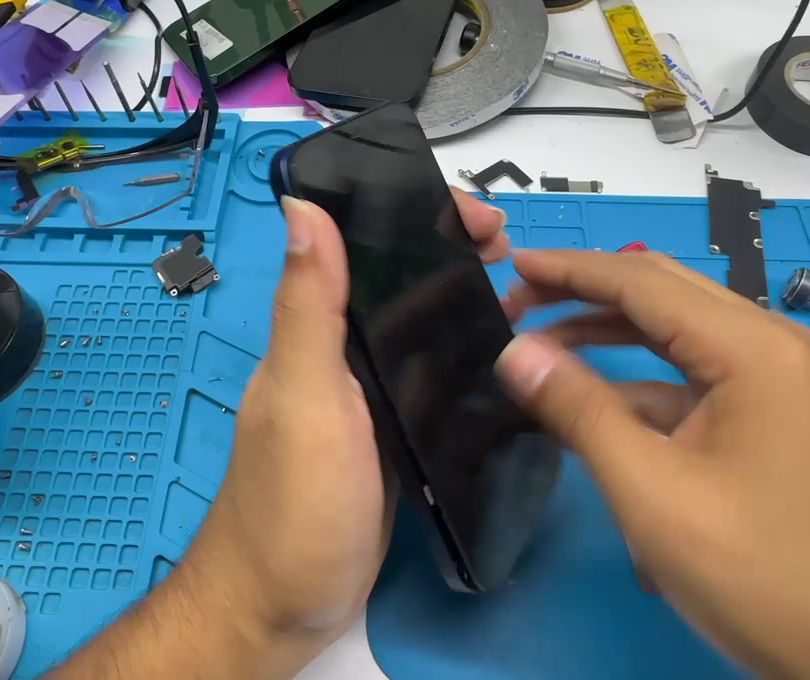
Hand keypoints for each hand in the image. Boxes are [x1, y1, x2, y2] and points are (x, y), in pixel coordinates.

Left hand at [166, 189, 511, 670]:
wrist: (288, 606)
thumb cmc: (292, 498)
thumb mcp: (304, 395)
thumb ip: (308, 305)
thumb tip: (300, 203)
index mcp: (317, 327)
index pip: (362, 245)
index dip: (414, 216)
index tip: (476, 215)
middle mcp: (342, 348)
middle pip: (400, 279)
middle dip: (452, 252)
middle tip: (509, 252)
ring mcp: (371, 391)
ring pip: (422, 325)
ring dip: (466, 298)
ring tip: (522, 291)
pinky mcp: (396, 430)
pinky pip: (436, 375)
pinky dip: (468, 354)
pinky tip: (507, 352)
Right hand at [495, 250, 809, 679]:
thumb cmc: (766, 575)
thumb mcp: (654, 493)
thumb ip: (579, 411)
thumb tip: (516, 352)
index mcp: (750, 347)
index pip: (641, 281)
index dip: (569, 269)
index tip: (511, 264)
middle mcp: (769, 346)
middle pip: (660, 293)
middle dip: (584, 291)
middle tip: (518, 300)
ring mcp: (777, 382)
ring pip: (676, 333)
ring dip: (609, 333)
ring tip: (542, 346)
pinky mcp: (773, 418)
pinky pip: (695, 377)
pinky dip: (642, 381)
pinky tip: (598, 408)